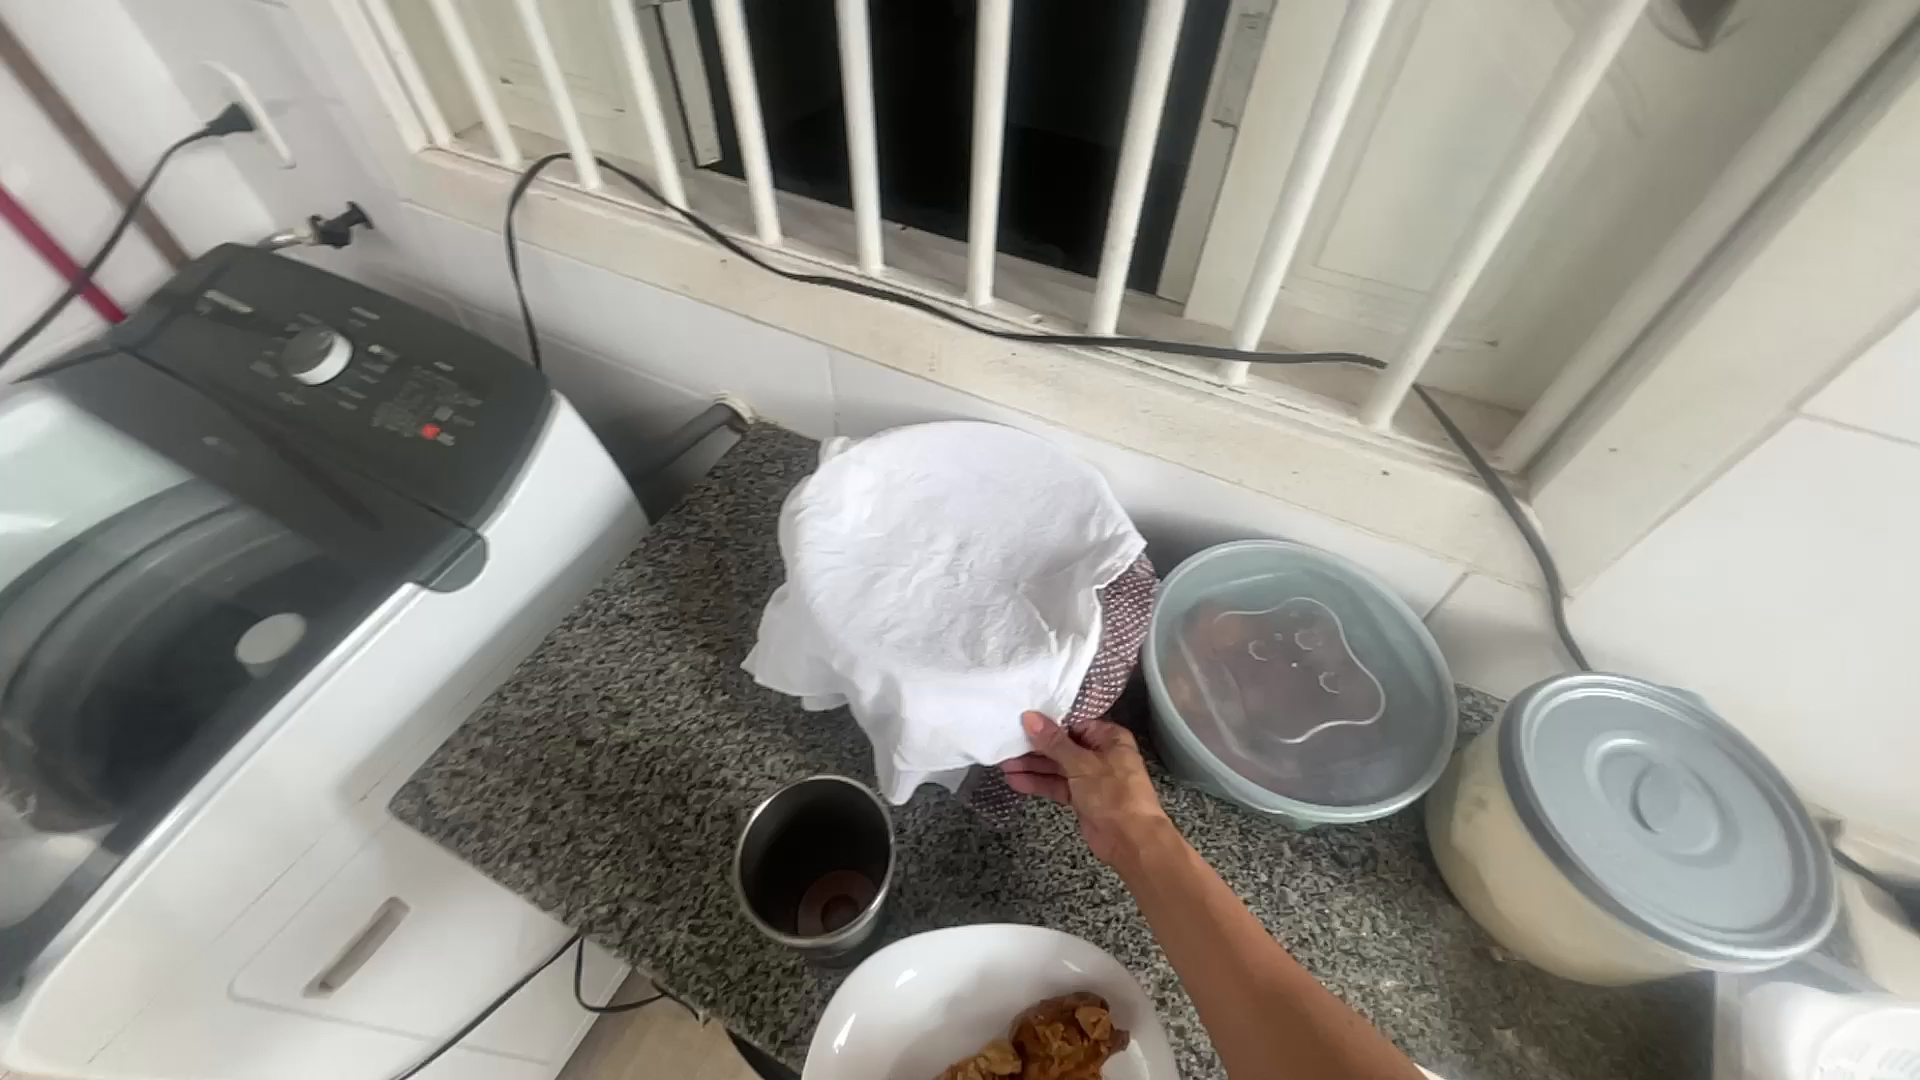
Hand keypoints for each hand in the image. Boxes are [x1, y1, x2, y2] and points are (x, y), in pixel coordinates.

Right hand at [1000, 711, 1173, 869]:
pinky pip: (1056, 785)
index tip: (1021, 719)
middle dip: (1034, 747)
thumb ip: (1053, 741)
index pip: (1073, 722)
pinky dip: (1038, 783)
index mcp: (1108, 737)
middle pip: (1061, 745)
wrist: (1131, 841)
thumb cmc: (1114, 794)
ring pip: (1056, 766)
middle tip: (1007, 744)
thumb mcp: (1081, 763)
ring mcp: (1089, 777)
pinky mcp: (1081, 797)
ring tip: (1004, 764)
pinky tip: (1015, 781)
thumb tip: (1030, 717)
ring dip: (1032, 766)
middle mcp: (1099, 753)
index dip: (1047, 722)